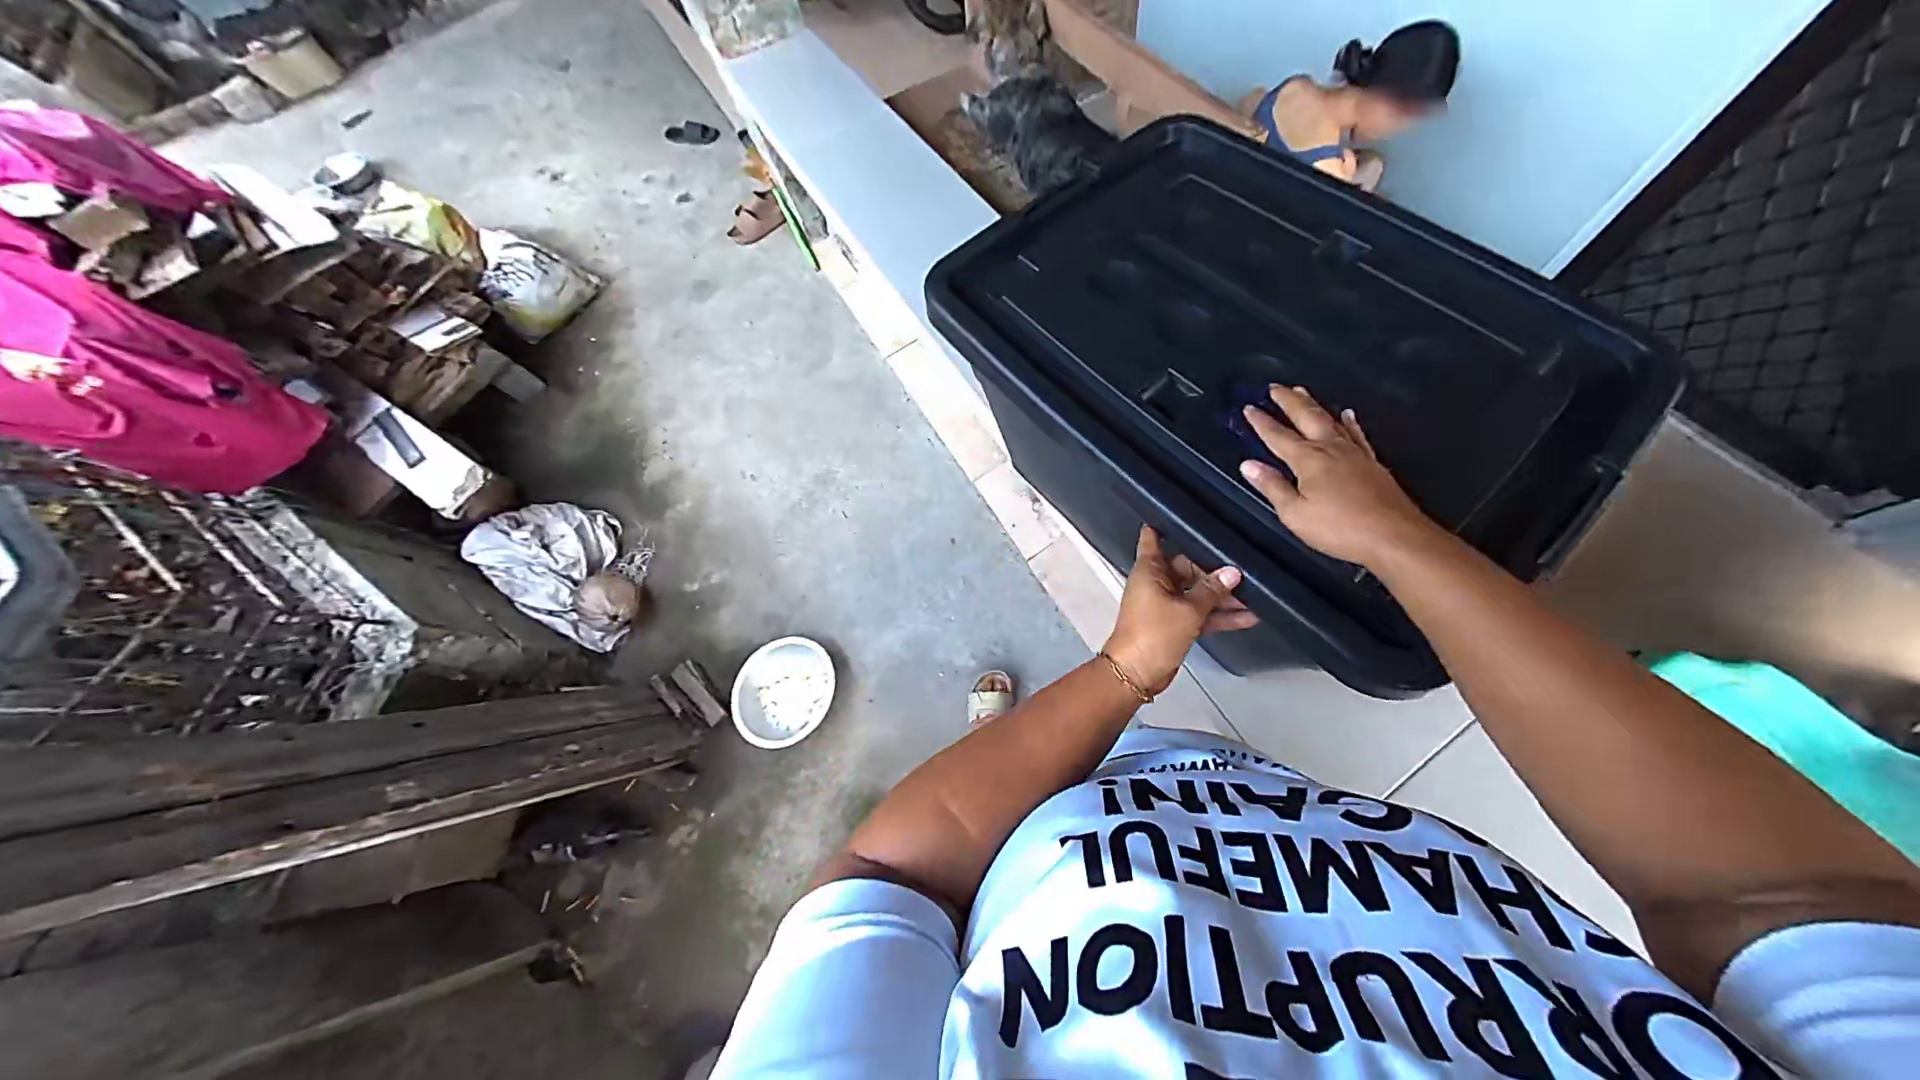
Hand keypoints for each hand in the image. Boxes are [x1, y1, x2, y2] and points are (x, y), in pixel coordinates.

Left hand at [1102, 526, 1256, 694]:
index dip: (1165, 526)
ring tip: (1254, 595)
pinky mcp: (1173, 624)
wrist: (1137, 673)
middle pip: (1186, 568)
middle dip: (1213, 570)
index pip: (1154, 539)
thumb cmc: (1154, 633)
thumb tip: (1233, 572)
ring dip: (1220, 596)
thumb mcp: (1188, 610)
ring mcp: (1164, 604)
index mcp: (1149, 571)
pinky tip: (1247, 618)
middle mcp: (1155, 583)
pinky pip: (1199, 614)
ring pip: (1196, 593)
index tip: (1183, 513)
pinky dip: (1218, 616)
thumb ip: (1212, 590)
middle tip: (1244, 567)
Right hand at [1239, 385, 1444, 568]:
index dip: (1261, 422)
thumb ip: (1272, 486)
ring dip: (1314, 405)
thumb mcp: (1294, 513)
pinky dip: (1349, 422)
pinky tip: (1348, 416)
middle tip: (1276, 388)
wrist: (1394, 537)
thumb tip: (1249, 466)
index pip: (1277, 436)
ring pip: (1330, 420)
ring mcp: (1355, 454)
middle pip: (1307, 417)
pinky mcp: (1372, 464)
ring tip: (1303, 392)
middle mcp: (1332, 450)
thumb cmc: (1341, 528)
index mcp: (1308, 460)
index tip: (1250, 408)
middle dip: (1288, 401)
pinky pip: (1356, 434)